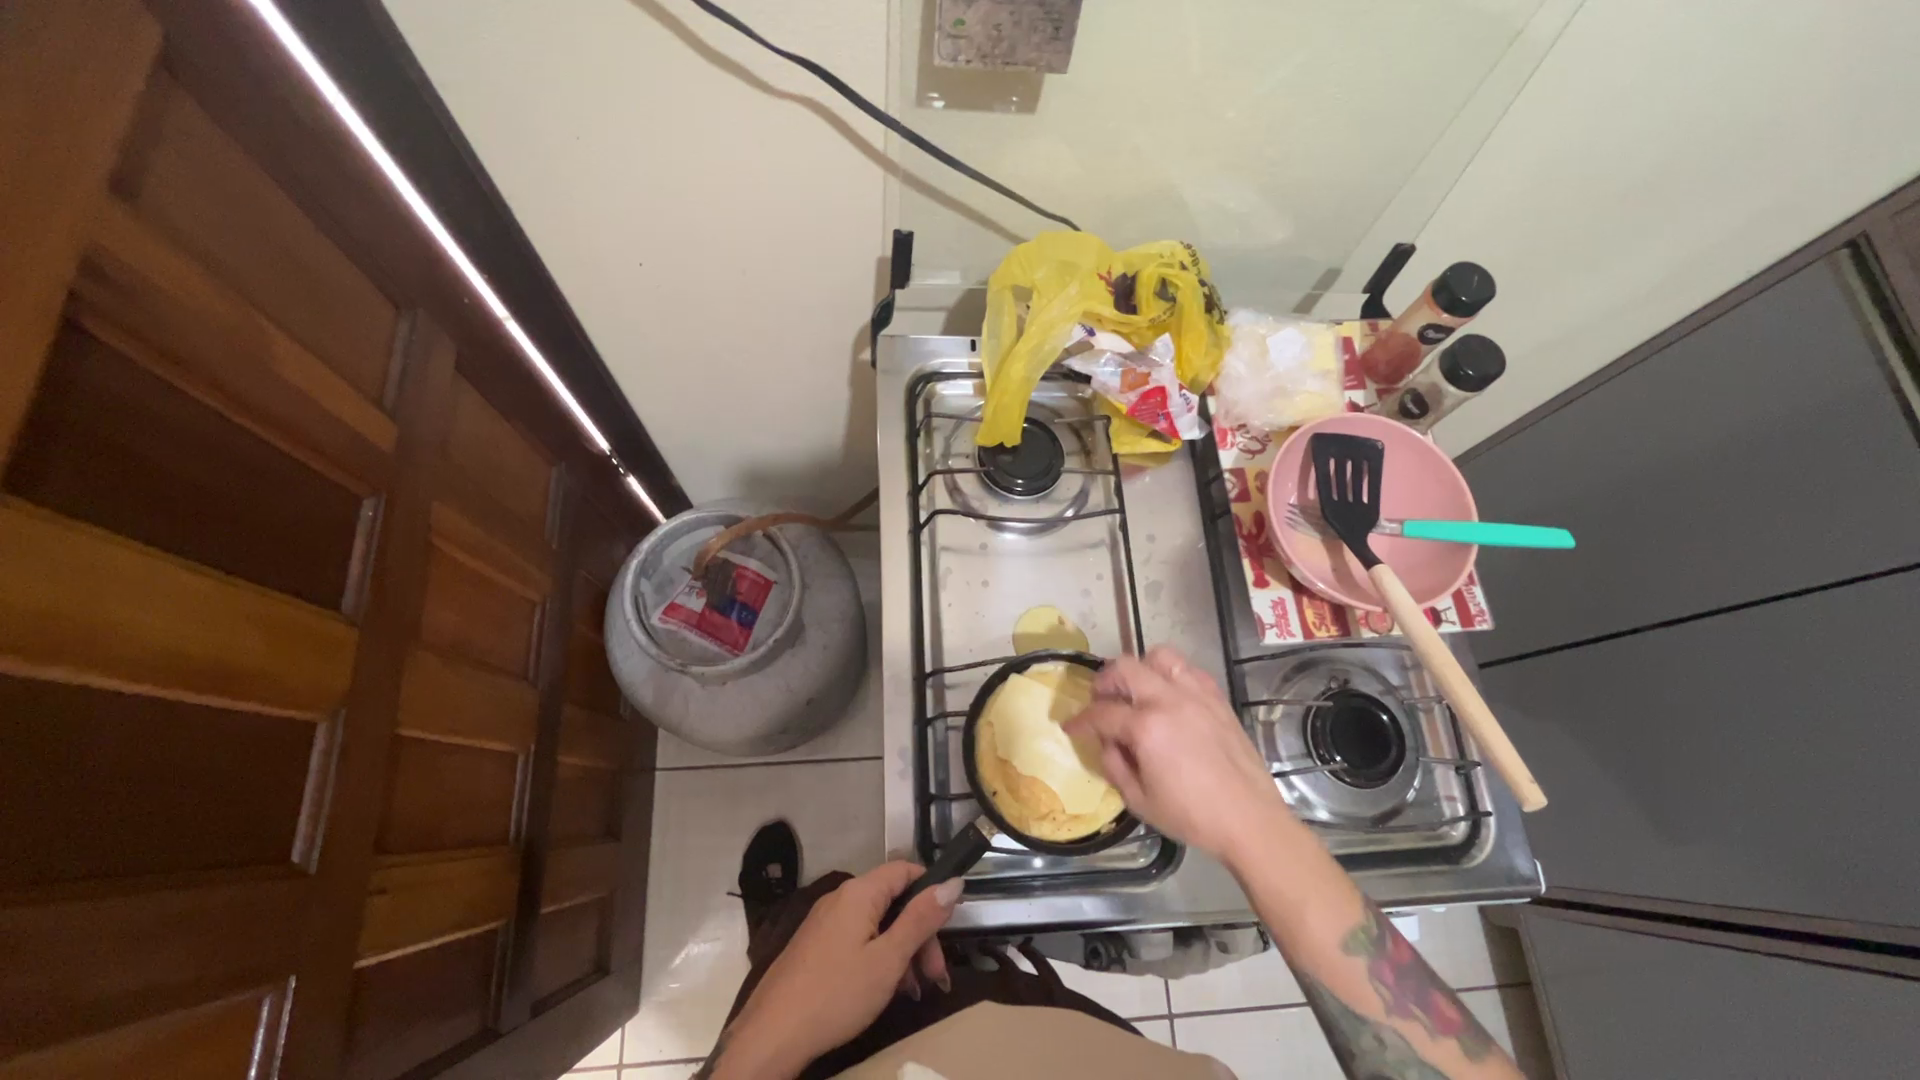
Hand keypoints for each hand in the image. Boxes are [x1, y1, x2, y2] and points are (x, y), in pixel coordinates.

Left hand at [712, 862, 960, 1079]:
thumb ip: (921, 919)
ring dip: (903, 953)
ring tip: (915, 991)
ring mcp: (826, 924)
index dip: (932, 890)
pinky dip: (880, 959)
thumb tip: (953, 882)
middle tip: (937, 976)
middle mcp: (841, 899)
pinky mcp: (817, 948)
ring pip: (878, 925)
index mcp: (859, 893)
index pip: (905, 870)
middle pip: (894, 902)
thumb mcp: (889, 959)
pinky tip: (888, 990)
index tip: (950, 926)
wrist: (773, 1035)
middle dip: (921, 935)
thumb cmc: (837, 993)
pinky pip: (859, 941)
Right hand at [1065, 647, 1295, 864]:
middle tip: (1100, 700)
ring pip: (1159, 657)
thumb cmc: (1191, 815)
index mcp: (1146, 728)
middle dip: (1104, 682)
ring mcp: (1196, 694)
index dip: (1080, 720)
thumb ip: (1114, 765)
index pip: (1101, 713)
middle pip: (1125, 668)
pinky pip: (1188, 669)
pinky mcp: (1217, 698)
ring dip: (1140, 669)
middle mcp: (1169, 700)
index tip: (1070, 726)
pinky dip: (1171, 675)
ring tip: (1136, 691)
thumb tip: (1106, 742)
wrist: (1248, 818)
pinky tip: (1168, 697)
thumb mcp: (1139, 801)